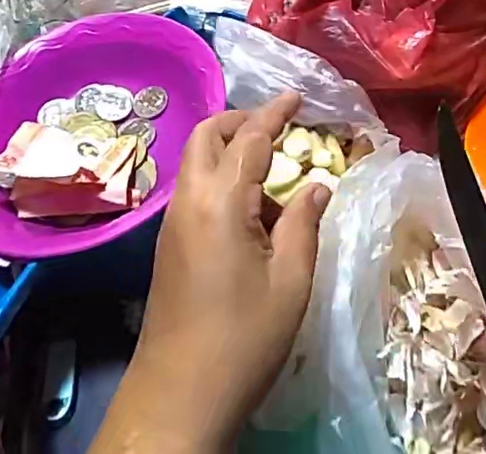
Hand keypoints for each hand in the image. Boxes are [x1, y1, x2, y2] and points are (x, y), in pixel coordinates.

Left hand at [91, 93, 327, 452]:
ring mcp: (173, 217)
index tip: (296, 96)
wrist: (179, 390)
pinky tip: (250, 209)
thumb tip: (317, 185)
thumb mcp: (290, 282)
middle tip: (278, 128)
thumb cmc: (243, 337)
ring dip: (229, 148)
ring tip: (271, 171)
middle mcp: (189, 197)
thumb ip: (305, 224)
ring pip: (197, 159)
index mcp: (220, 200)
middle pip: (208, 135)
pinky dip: (220, 176)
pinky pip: (195, 186)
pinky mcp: (168, 238)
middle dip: (241, 121)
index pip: (250, 139)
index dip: (275, 113)